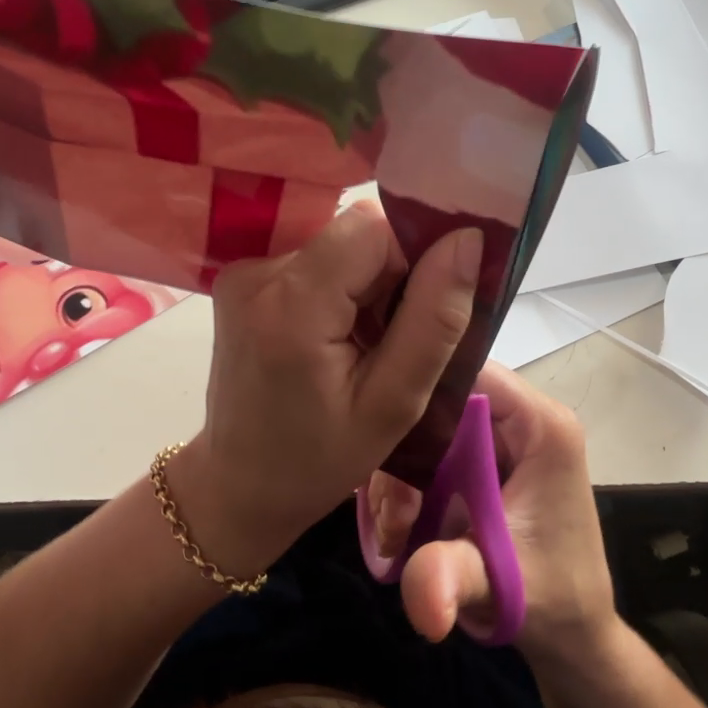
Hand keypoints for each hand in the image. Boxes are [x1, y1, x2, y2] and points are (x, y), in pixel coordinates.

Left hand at [165, 200, 484, 576]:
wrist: (239, 481)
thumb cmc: (319, 459)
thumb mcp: (394, 404)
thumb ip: (433, 319)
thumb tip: (467, 238)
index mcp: (291, 306)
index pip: (371, 227)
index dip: (408, 259)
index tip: (414, 313)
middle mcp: (256, 273)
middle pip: (351, 231)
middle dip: (385, 274)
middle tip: (385, 340)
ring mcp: (242, 271)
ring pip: (335, 241)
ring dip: (360, 282)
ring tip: (356, 344)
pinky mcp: (239, 276)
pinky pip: (310, 256)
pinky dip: (333, 286)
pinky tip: (330, 335)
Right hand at [369, 361, 617, 659]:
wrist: (569, 634)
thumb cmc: (550, 598)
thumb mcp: (498, 582)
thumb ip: (452, 574)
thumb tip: (418, 595)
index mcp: (541, 424)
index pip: (466, 370)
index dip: (418, 395)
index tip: (381, 440)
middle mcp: (523, 418)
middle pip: (440, 400)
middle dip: (402, 452)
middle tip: (391, 513)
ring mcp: (500, 437)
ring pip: (428, 427)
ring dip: (399, 476)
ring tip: (395, 532)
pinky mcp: (482, 459)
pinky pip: (430, 449)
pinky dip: (406, 483)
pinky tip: (398, 526)